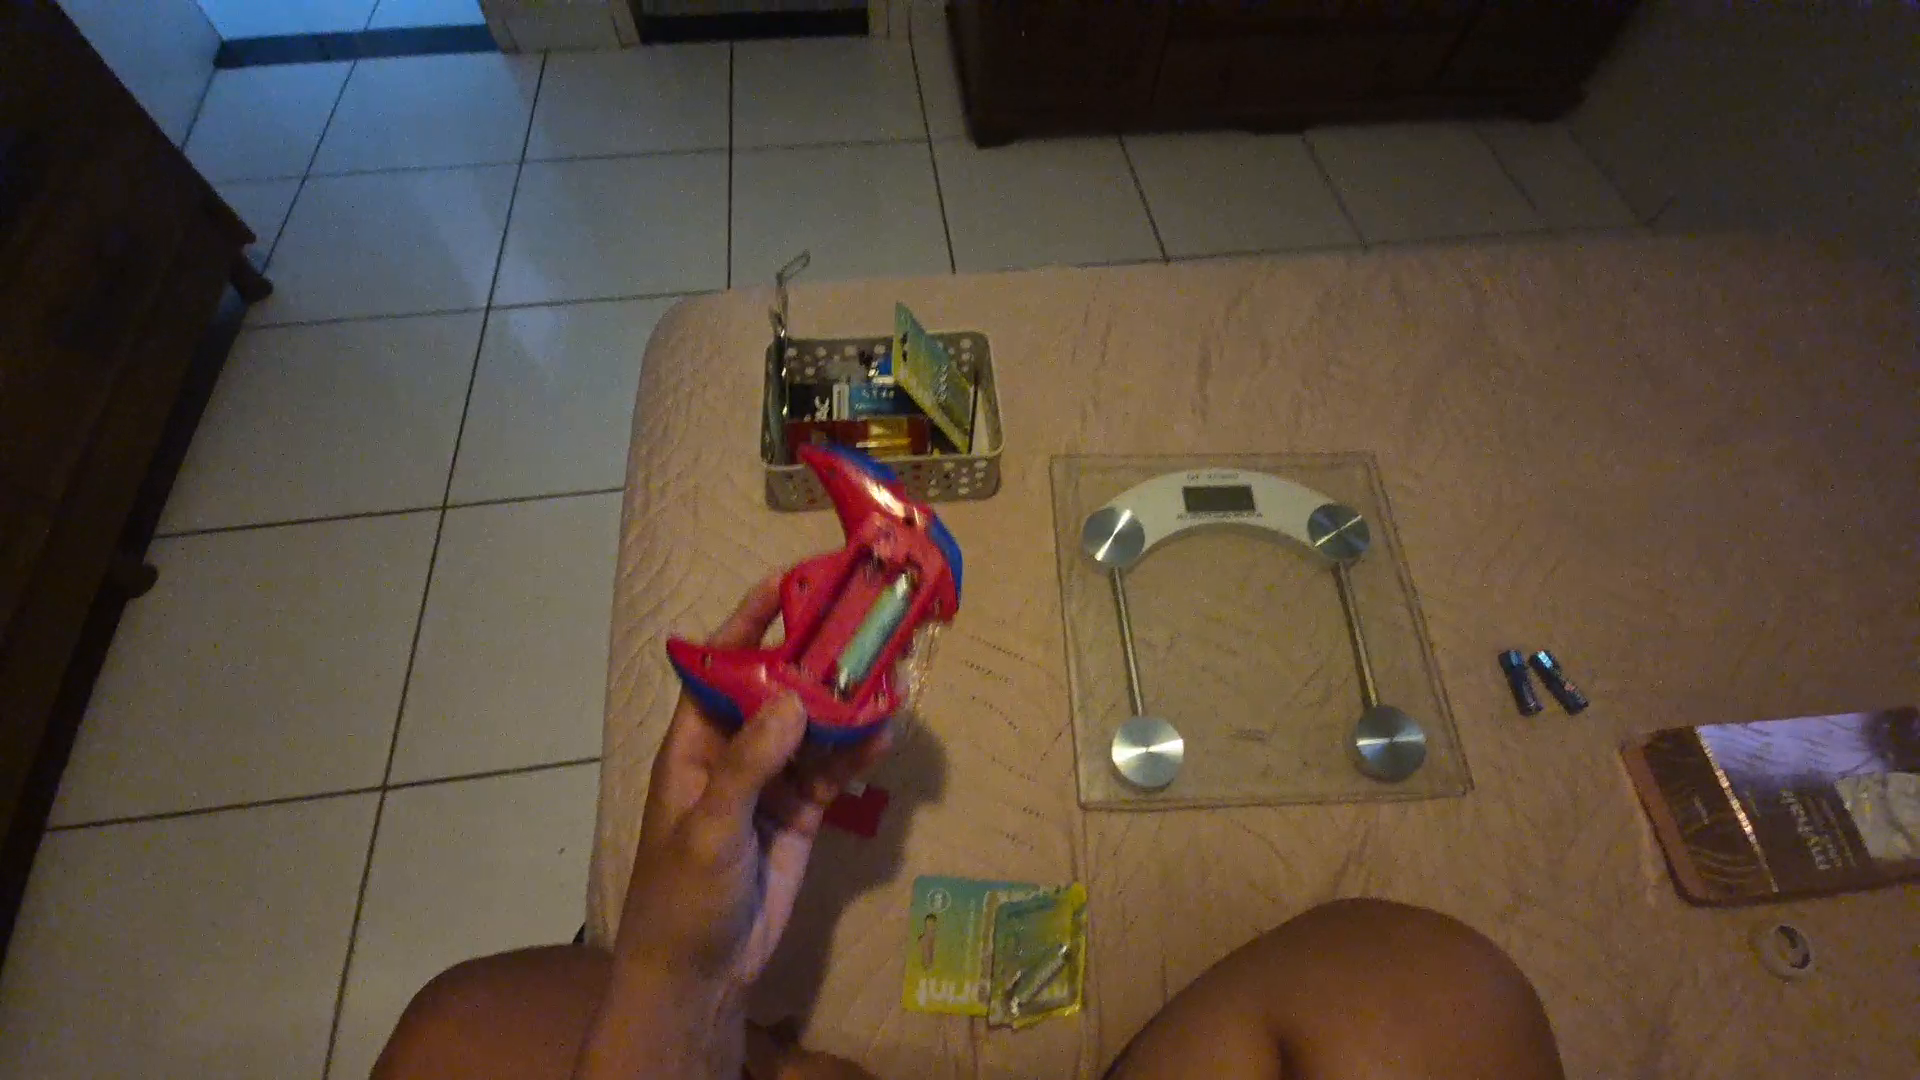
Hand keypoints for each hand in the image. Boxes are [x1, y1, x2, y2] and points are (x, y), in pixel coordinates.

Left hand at [617, 577, 891, 988]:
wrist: (704, 973)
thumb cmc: (683, 894)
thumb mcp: (708, 828)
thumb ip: (749, 764)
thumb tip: (794, 700)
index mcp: (698, 740)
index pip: (723, 666)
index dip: (751, 622)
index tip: (789, 583)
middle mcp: (738, 747)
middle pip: (781, 688)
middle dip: (818, 659)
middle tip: (863, 626)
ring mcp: (774, 776)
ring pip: (816, 725)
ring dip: (848, 704)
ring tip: (889, 679)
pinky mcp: (804, 806)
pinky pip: (835, 765)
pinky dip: (859, 749)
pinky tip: (884, 734)